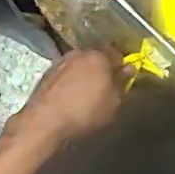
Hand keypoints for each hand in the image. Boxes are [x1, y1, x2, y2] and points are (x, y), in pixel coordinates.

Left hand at [4, 50, 122, 148]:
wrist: (45, 120)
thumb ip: (121, 82)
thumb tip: (128, 68)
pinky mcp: (46, 73)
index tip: (123, 77)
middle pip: (95, 57)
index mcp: (98, 56)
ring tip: (88, 92)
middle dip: (101, 68)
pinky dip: (70, 81)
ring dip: (84, 74)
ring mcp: (59, 62)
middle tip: (106, 85)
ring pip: (79, 64)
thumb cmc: (86, 111)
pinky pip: (66, 74)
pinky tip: (71, 95)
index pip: (115, 53)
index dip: (120, 65)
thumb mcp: (113, 102)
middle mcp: (78, 53)